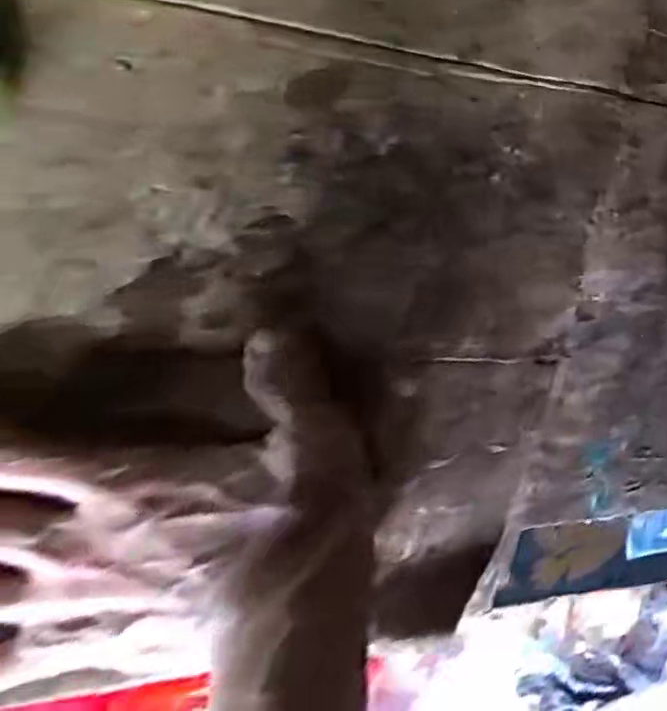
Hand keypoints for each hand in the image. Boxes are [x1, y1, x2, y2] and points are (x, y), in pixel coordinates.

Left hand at [0, 330, 368, 698]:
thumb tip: (271, 331)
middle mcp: (62, 542)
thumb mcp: (319, 437)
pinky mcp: (62, 650)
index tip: (1, 424)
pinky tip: (2, 629)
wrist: (293, 610)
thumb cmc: (306, 514)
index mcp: (121, 484)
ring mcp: (50, 604)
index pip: (13, 455)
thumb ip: (290, 386)